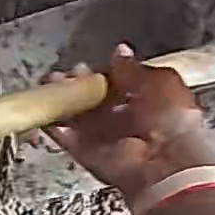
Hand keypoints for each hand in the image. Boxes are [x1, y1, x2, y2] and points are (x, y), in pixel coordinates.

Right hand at [42, 44, 214, 197]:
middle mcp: (124, 122)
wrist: (162, 162)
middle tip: (64, 75)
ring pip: (77, 117)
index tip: (86, 66)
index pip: (118, 85)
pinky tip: (45, 109)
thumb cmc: (170, 120)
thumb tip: (119, 52)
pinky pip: (65, 138)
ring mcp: (103, 139)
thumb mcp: (159, 81)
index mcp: (148, 102)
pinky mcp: (86, 153)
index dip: (101, 74)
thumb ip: (133, 68)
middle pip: (93, 101)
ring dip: (62, 100)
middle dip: (77, 86)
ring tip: (49, 84)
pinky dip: (53, 125)